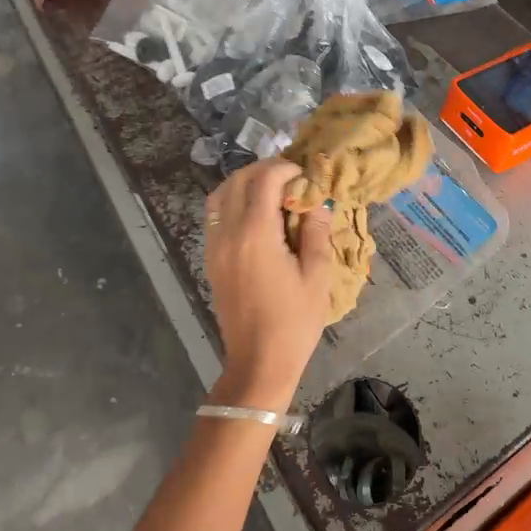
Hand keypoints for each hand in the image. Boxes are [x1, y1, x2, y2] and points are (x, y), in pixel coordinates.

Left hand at [203, 158, 333, 412]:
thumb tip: (319, 199)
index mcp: (256, 234)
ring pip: (220, 194)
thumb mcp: (317, 276)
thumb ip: (317, 231)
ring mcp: (214, 246)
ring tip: (272, 192)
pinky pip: (215, 215)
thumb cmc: (294, 322)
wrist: (258, 363)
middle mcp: (229, 233)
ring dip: (245, 183)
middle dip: (265, 170)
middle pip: (238, 180)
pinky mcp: (210, 259)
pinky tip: (256, 216)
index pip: (265, 179)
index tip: (306, 175)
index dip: (286, 168)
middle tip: (290, 178)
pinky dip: (232, 202)